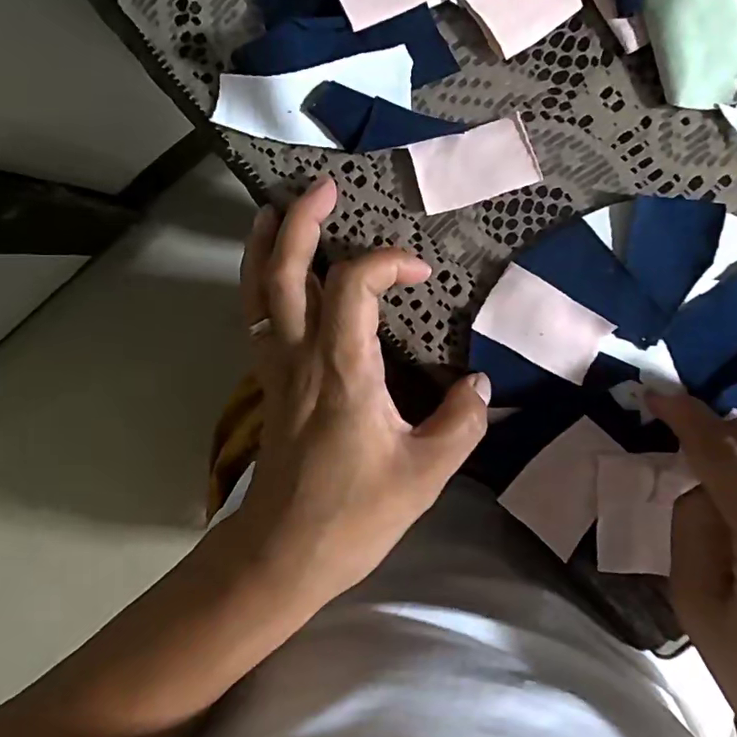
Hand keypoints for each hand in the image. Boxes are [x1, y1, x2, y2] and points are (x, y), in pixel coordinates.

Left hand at [229, 175, 490, 601]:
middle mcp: (299, 355)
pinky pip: (257, 317)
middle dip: (298, 223)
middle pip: (284, 273)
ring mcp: (275, 367)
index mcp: (341, 368)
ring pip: (257, 292)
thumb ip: (460, 421)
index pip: (353, 285)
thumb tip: (479, 384)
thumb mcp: (425, 472)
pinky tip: (271, 274)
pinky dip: (260, 284)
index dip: (384, 262)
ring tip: (273, 211)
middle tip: (318, 188)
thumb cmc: (354, 513)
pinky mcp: (268, 382)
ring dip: (263, 246)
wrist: (285, 548)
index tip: (418, 271)